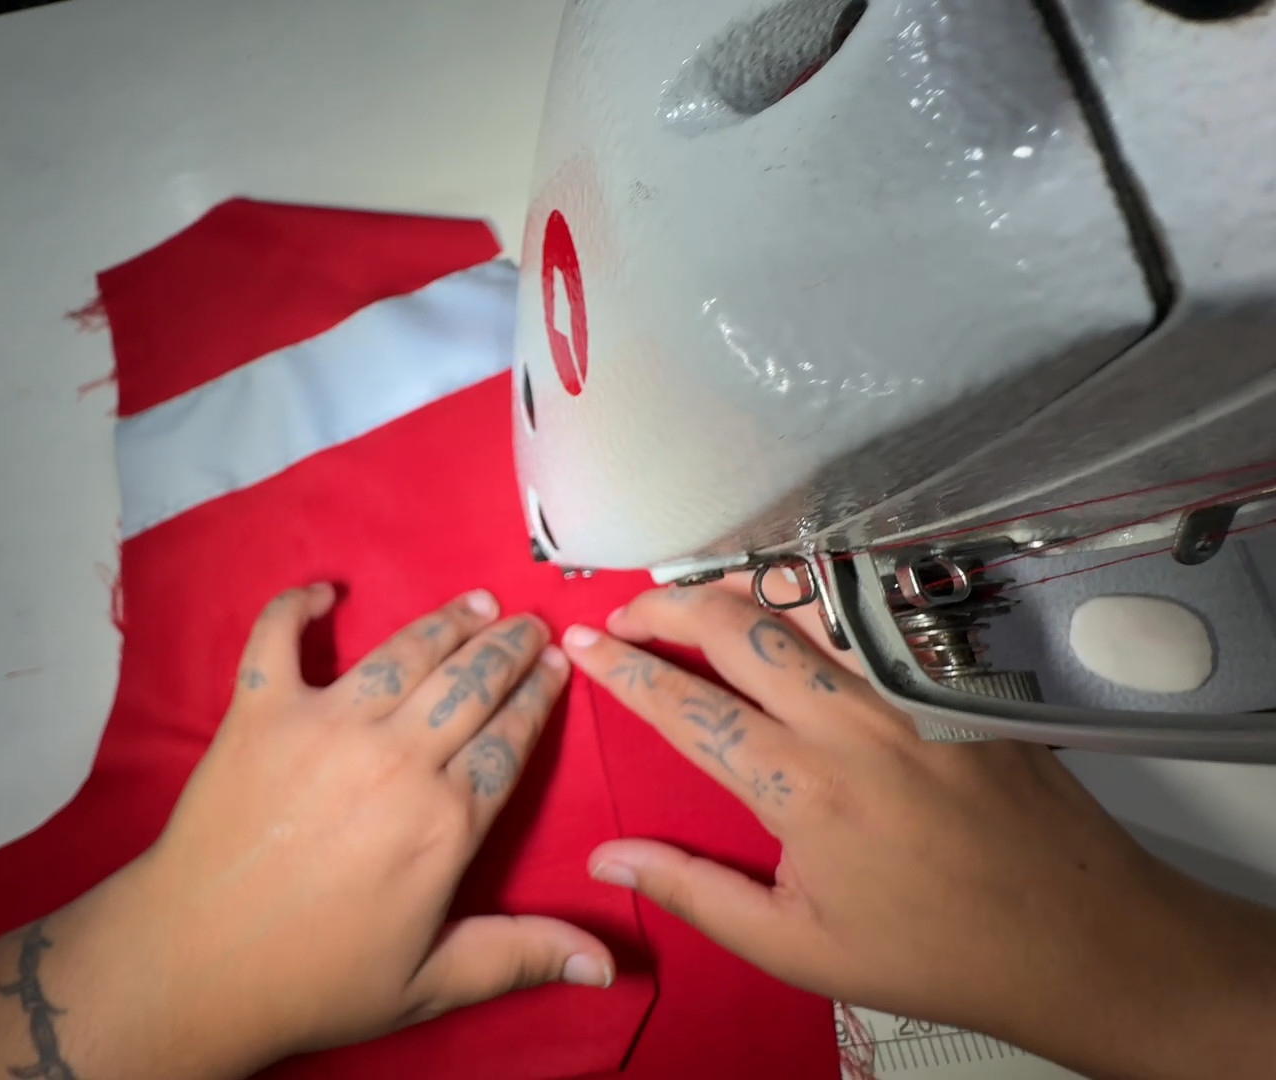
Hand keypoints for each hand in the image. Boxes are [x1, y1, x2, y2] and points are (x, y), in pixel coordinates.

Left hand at [59, 584, 613, 1076]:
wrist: (195, 960)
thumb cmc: (314, 976)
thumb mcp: (429, 983)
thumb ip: (519, 956)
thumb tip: (611, 963)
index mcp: (443, 819)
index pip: (509, 741)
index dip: (538, 700)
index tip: (556, 667)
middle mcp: (393, 756)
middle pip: (469, 685)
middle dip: (507, 650)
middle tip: (528, 624)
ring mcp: (322, 723)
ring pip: (402, 654)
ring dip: (445, 623)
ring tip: (475, 602)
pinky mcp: (259, 709)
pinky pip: (278, 638)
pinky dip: (295, 607)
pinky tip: (323, 590)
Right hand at [563, 586, 1275, 1079]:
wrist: (1096, 946)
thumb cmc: (930, 950)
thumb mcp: (797, 948)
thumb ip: (692, 891)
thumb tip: (606, 855)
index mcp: (803, 789)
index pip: (685, 707)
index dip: (622, 669)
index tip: (581, 645)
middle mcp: (850, 724)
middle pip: (734, 627)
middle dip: (661, 607)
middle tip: (622, 615)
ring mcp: (907, 692)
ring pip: (797, 602)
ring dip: (726, 589)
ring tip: (683, 599)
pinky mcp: (949, 682)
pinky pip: (857, 617)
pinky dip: (798, 597)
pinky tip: (772, 605)